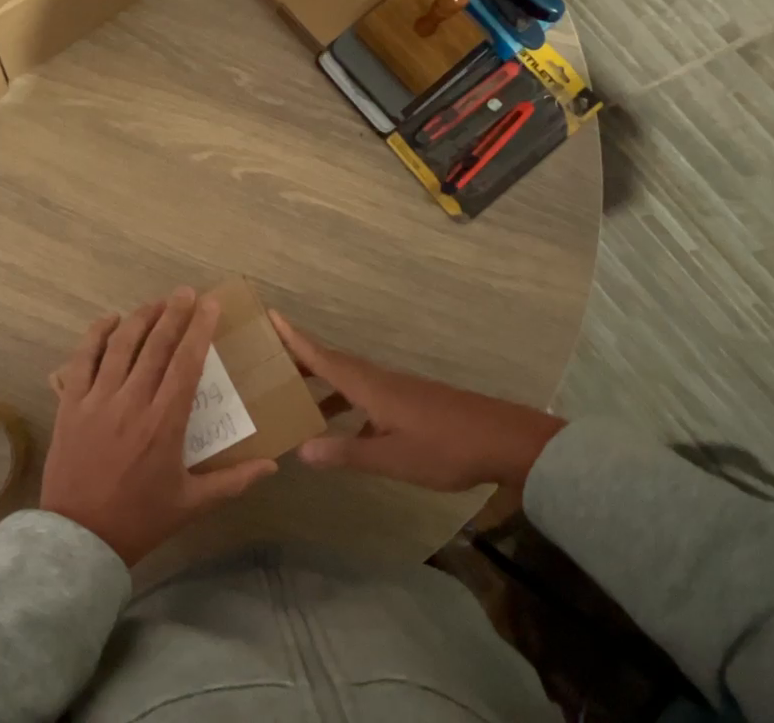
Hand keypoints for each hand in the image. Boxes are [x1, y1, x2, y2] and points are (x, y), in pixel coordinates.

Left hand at [41, 288, 278, 564]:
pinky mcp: (70, 404)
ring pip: (120, 346)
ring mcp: (96, 401)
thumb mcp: (192, 504)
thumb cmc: (140, 520)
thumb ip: (234, 481)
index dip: (199, 330)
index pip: (186, 363)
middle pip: (155, 346)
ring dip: (139, 318)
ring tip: (156, 303)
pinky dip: (96, 336)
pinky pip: (82, 360)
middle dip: (173, 313)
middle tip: (186, 292)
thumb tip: (274, 465)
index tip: (210, 305)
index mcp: (164, 424)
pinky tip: (109, 321)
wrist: (81, 538)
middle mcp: (131, 403)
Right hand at [271, 311, 564, 494]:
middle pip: (332, 364)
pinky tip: (343, 433)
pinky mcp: (411, 405)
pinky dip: (346, 406)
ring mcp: (397, 392)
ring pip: (349, 382)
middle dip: (300, 360)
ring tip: (295, 399)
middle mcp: (380, 382)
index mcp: (370, 387)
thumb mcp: (392, 458)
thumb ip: (346, 454)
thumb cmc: (446, 448)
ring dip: (322, 385)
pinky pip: (366, 397)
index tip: (270, 315)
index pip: (324, 357)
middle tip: (268, 360)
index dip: (295, 338)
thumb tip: (300, 449)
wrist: (505, 442)